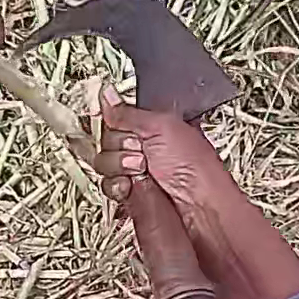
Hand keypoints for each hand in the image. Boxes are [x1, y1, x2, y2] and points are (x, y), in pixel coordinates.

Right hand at [91, 88, 240, 218]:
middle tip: (141, 150)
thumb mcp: (162, 126)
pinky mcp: (127, 193)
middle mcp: (141, 147)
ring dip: (119, 164)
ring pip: (103, 161)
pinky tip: (132, 184)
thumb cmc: (193, 165)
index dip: (118, 121)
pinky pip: (106, 184)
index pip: (118, 116)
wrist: (196, 204)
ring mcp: (133, 171)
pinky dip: (117, 184)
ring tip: (141, 169)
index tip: (127, 126)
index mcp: (153, 126)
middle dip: (121, 143)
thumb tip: (107, 95)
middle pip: (107, 138)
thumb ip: (129, 112)